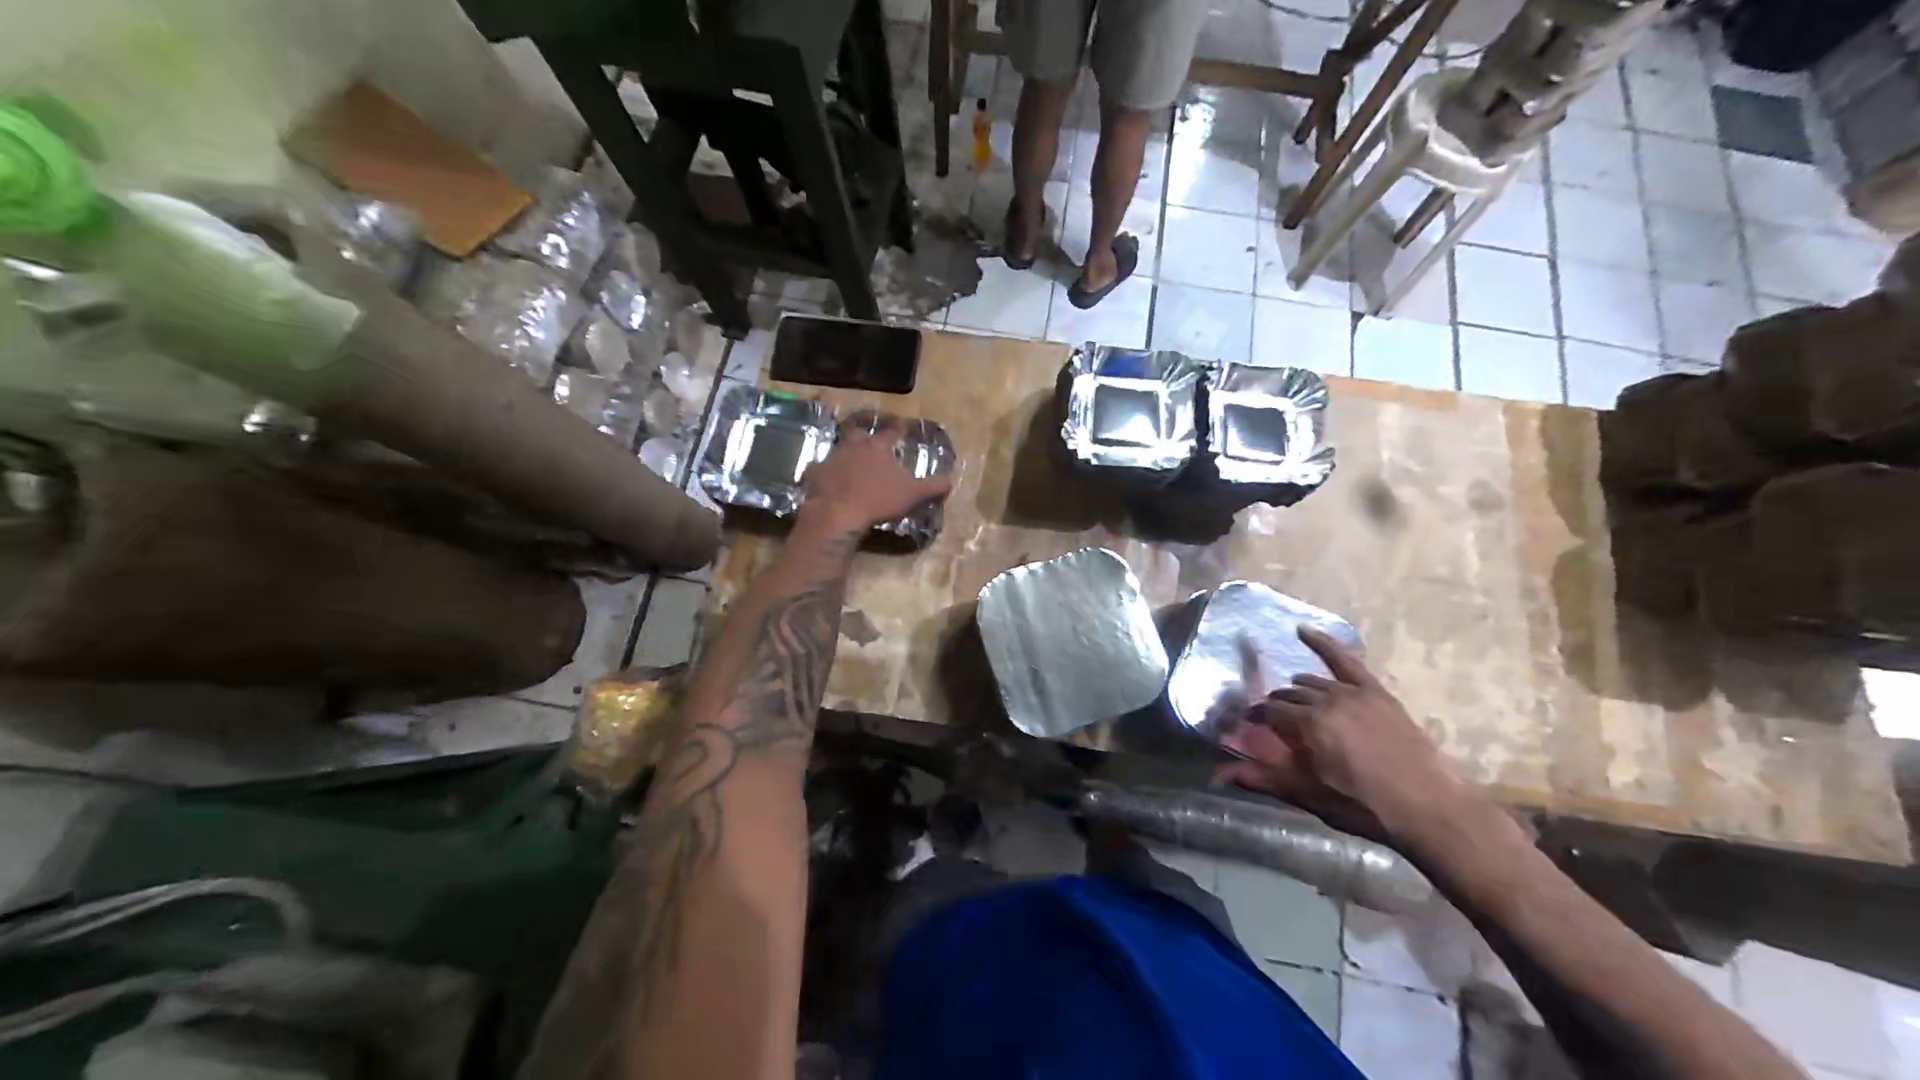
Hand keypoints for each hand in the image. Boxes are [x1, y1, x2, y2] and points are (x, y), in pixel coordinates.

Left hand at [800, 416, 953, 529]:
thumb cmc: (878, 500)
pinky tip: (828, 479)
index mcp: (878, 446)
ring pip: (839, 448)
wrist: (836, 513)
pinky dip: (825, 472)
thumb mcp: (913, 495)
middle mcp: (853, 446)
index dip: (900, 428)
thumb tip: (952, 480)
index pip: (893, 431)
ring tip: (851, 460)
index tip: (904, 426)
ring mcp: (831, 458)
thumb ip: (934, 486)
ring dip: (846, 452)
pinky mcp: (814, 474)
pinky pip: (820, 469)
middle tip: (870, 438)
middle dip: (865, 432)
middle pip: (859, 432)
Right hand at [1217, 628, 1486, 847]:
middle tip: (1274, 723)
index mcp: (1309, 725)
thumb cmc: (1363, 806)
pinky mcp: (1377, 693)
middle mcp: (1328, 700)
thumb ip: (1263, 778)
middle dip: (1276, 705)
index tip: (1253, 729)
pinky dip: (1323, 643)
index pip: (1270, 711)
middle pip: (1289, 695)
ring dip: (1298, 689)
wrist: (1430, 808)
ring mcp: (1354, 693)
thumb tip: (1217, 775)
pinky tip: (1303, 631)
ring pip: (1312, 681)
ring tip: (1293, 702)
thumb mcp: (1310, 794)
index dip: (1259, 719)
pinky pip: (1346, 660)